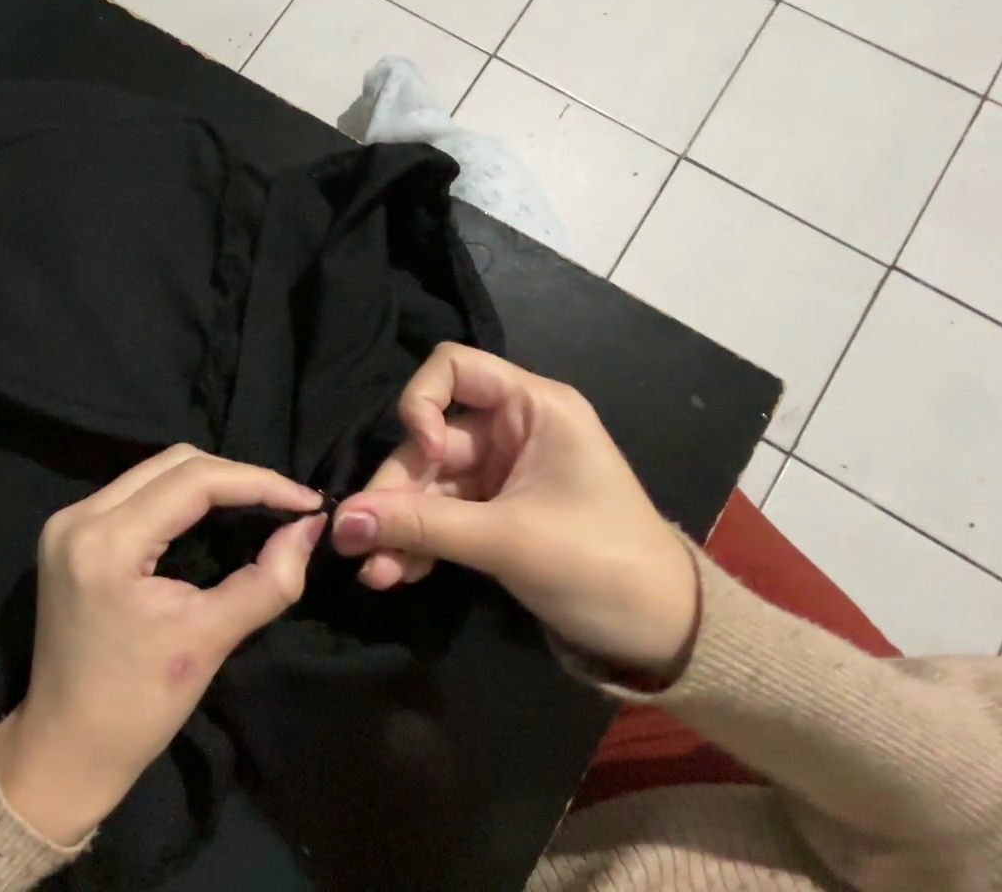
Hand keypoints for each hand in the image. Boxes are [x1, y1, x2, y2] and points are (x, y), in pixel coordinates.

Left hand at [0, 445, 325, 844]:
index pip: (194, 480)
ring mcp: (68, 522)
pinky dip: (180, 497)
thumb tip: (310, 528)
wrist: (66, 747)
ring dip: (209, 483)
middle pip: (173, 463)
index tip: (306, 501)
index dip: (258, 482)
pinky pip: (136, 493)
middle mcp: (78, 517)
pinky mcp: (69, 534)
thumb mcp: (211, 639)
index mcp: (106, 541)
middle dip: (237, 477)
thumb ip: (269, 579)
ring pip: (154, 472)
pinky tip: (214, 516)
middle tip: (285, 504)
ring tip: (259, 507)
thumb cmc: (138, 705)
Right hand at [334, 344, 698, 683]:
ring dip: (397, 527)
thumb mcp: (506, 541)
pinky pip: (440, 516)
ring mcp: (500, 475)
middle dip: (394, 492)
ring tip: (374, 574)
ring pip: (427, 485)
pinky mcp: (493, 514)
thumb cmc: (599, 564)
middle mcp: (511, 431)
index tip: (424, 454)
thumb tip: (341, 520)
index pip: (453, 368)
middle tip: (357, 542)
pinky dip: (417, 542)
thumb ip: (420, 527)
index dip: (422, 403)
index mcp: (533, 408)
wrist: (661, 634)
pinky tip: (395, 575)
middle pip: (428, 440)